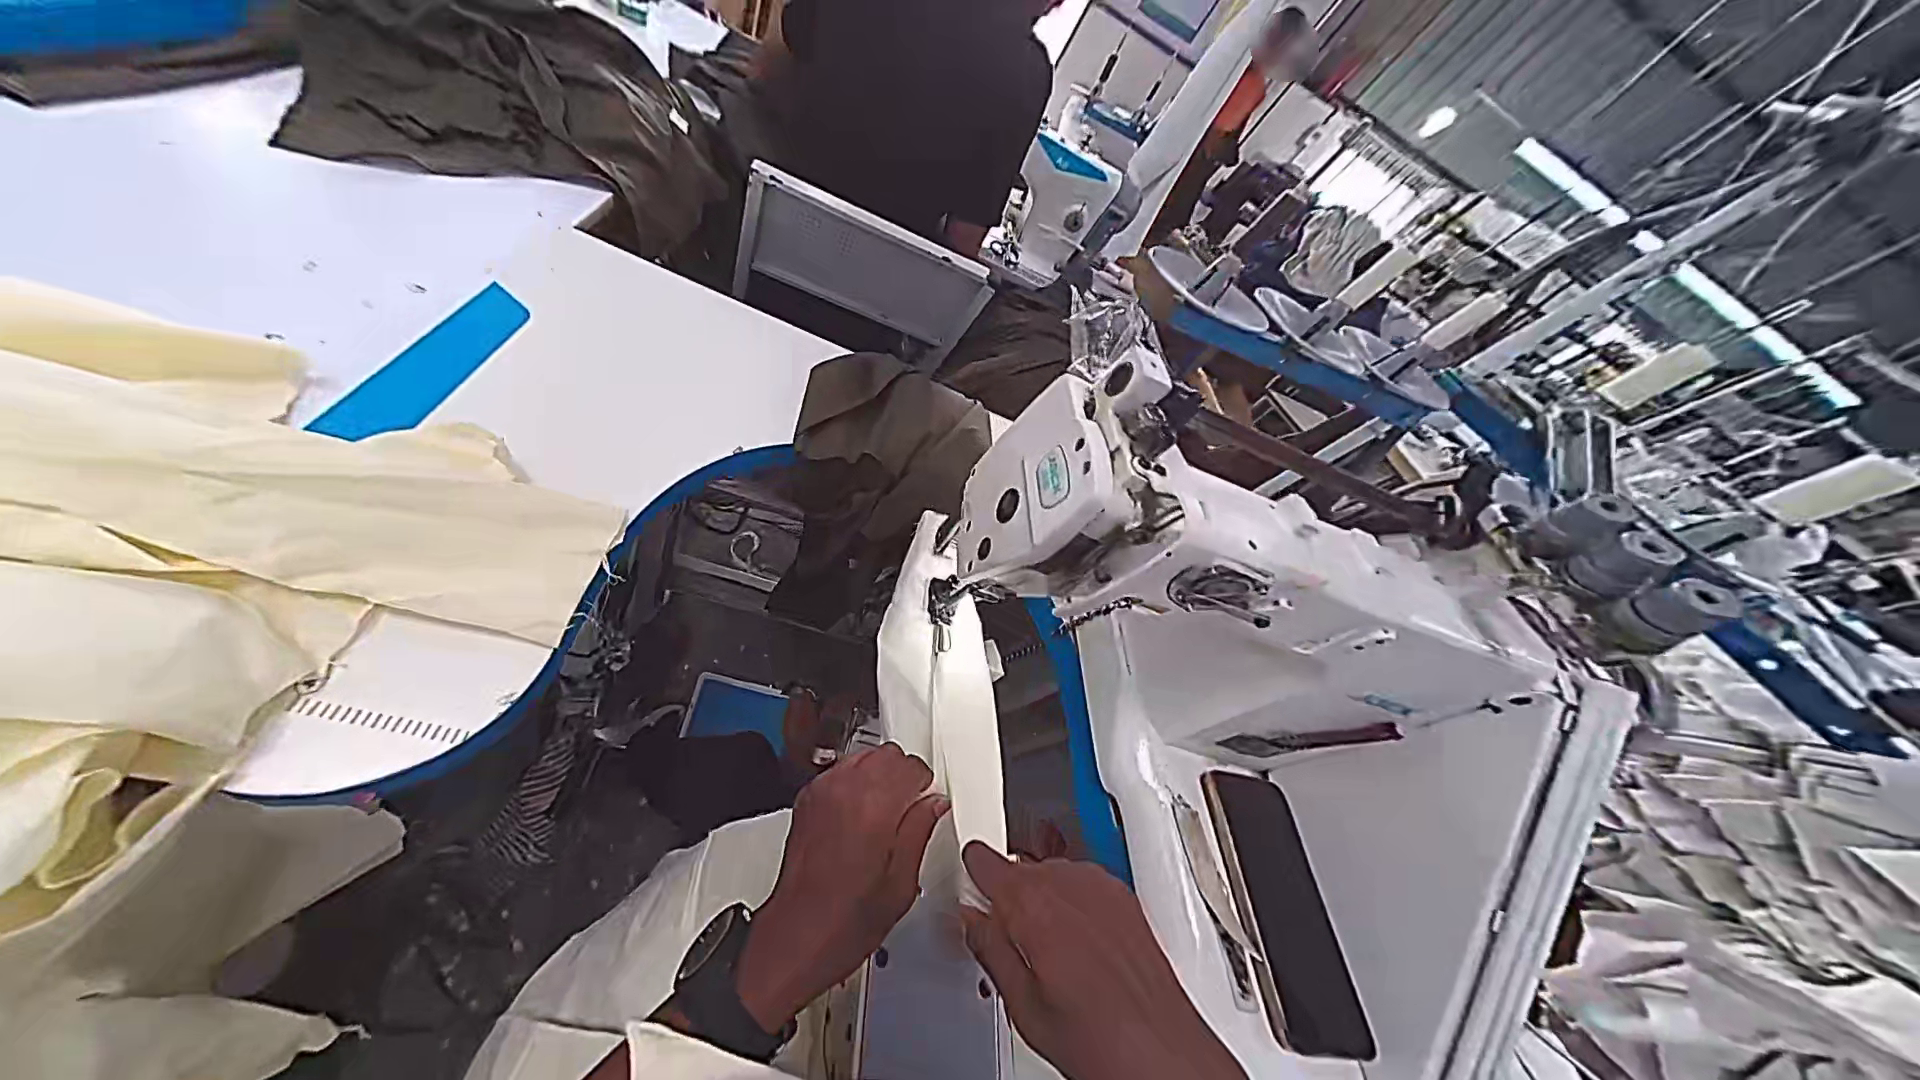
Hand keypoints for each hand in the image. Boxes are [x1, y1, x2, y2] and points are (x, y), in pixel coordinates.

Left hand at [733, 744, 949, 1031]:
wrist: (795, 937)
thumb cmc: (841, 923)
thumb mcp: (901, 884)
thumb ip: (920, 832)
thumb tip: (933, 805)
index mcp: (874, 807)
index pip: (912, 766)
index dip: (925, 786)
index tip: (926, 803)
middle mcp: (845, 791)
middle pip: (889, 754)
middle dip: (904, 775)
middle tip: (909, 806)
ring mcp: (822, 792)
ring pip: (864, 756)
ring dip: (879, 774)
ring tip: (884, 811)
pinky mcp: (807, 799)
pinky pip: (840, 771)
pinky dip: (854, 782)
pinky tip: (860, 813)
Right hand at [961, 842, 1247, 1079]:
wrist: (1162, 1052)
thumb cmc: (1101, 1038)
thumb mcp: (1021, 1004)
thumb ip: (988, 948)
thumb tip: (971, 921)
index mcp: (1029, 901)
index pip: (983, 858)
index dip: (972, 872)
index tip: (972, 888)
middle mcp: (1064, 880)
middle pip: (1018, 867)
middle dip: (1010, 897)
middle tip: (1014, 940)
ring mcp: (1096, 882)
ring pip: (1051, 872)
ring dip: (1044, 897)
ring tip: (1055, 951)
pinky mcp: (1121, 892)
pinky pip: (1082, 881)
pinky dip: (1076, 900)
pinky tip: (1082, 945)